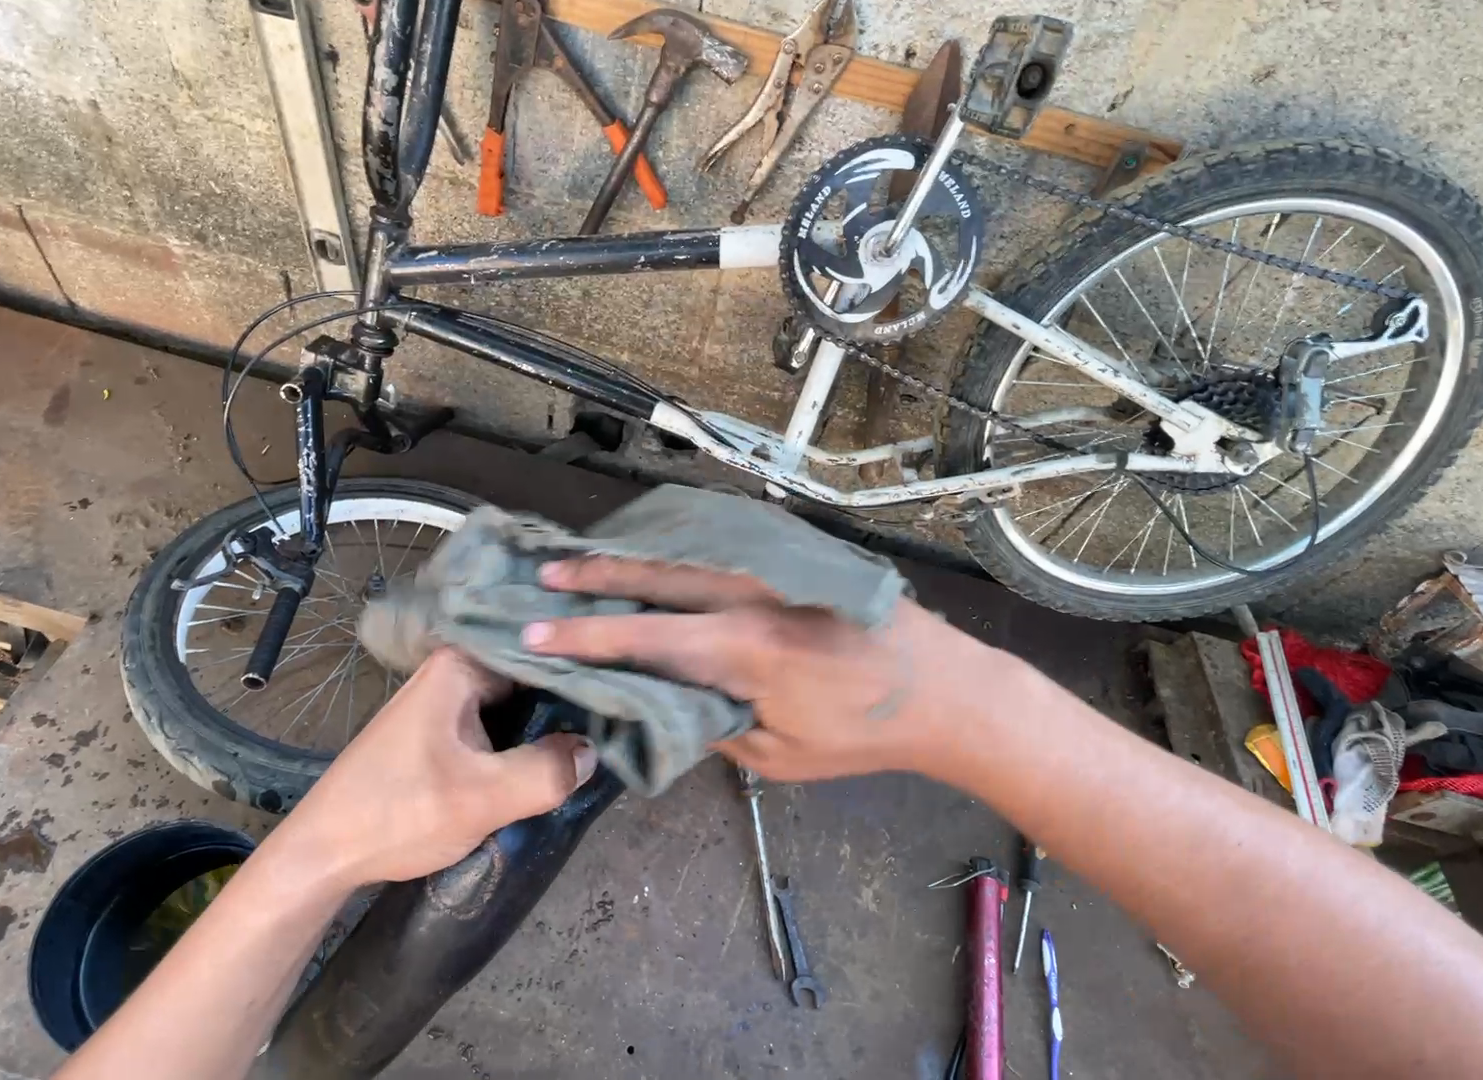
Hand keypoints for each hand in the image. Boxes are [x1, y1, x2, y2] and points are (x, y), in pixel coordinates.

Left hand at [270, 649, 597, 886]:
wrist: (322, 854)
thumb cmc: (397, 814)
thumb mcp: (481, 799)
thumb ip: (546, 773)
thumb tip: (593, 753)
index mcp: (461, 664)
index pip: (541, 649)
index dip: (586, 667)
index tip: (628, 685)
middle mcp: (454, 668)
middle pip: (530, 671)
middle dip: (571, 694)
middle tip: (624, 712)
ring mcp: (446, 697)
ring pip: (516, 699)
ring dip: (549, 718)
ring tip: (603, 727)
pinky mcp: (442, 727)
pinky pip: (498, 719)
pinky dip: (525, 733)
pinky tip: (556, 749)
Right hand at [522, 557, 994, 781]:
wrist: (948, 691)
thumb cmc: (862, 735)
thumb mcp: (779, 756)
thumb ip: (715, 724)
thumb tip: (668, 699)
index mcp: (742, 649)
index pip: (643, 637)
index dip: (583, 638)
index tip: (534, 631)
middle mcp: (751, 595)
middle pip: (656, 576)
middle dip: (595, 575)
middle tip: (546, 570)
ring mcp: (777, 568)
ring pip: (689, 550)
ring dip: (634, 551)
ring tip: (590, 552)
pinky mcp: (800, 556)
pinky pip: (728, 541)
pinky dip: (683, 542)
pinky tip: (660, 542)